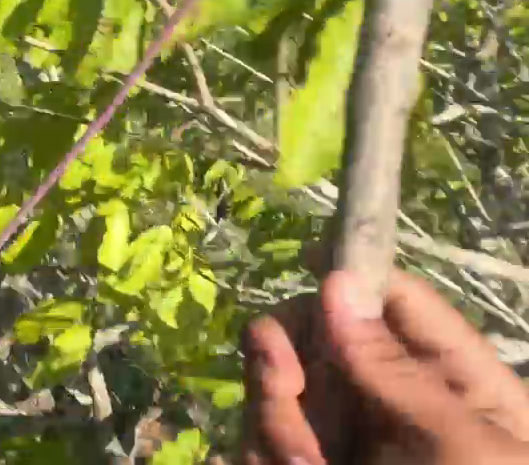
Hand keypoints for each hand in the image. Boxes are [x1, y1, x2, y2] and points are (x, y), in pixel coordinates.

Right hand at [242, 270, 528, 463]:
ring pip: (273, 381)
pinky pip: (257, 429)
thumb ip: (400, 371)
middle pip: (308, 329)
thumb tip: (335, 281)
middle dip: (282, 363)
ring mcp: (348, 428)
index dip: (343, 276)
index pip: (390, 296)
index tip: (302, 284)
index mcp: (454, 382)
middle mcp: (389, 393)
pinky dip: (257, 450)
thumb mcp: (468, 453)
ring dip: (270, 421)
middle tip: (286, 397)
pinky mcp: (308, 455)